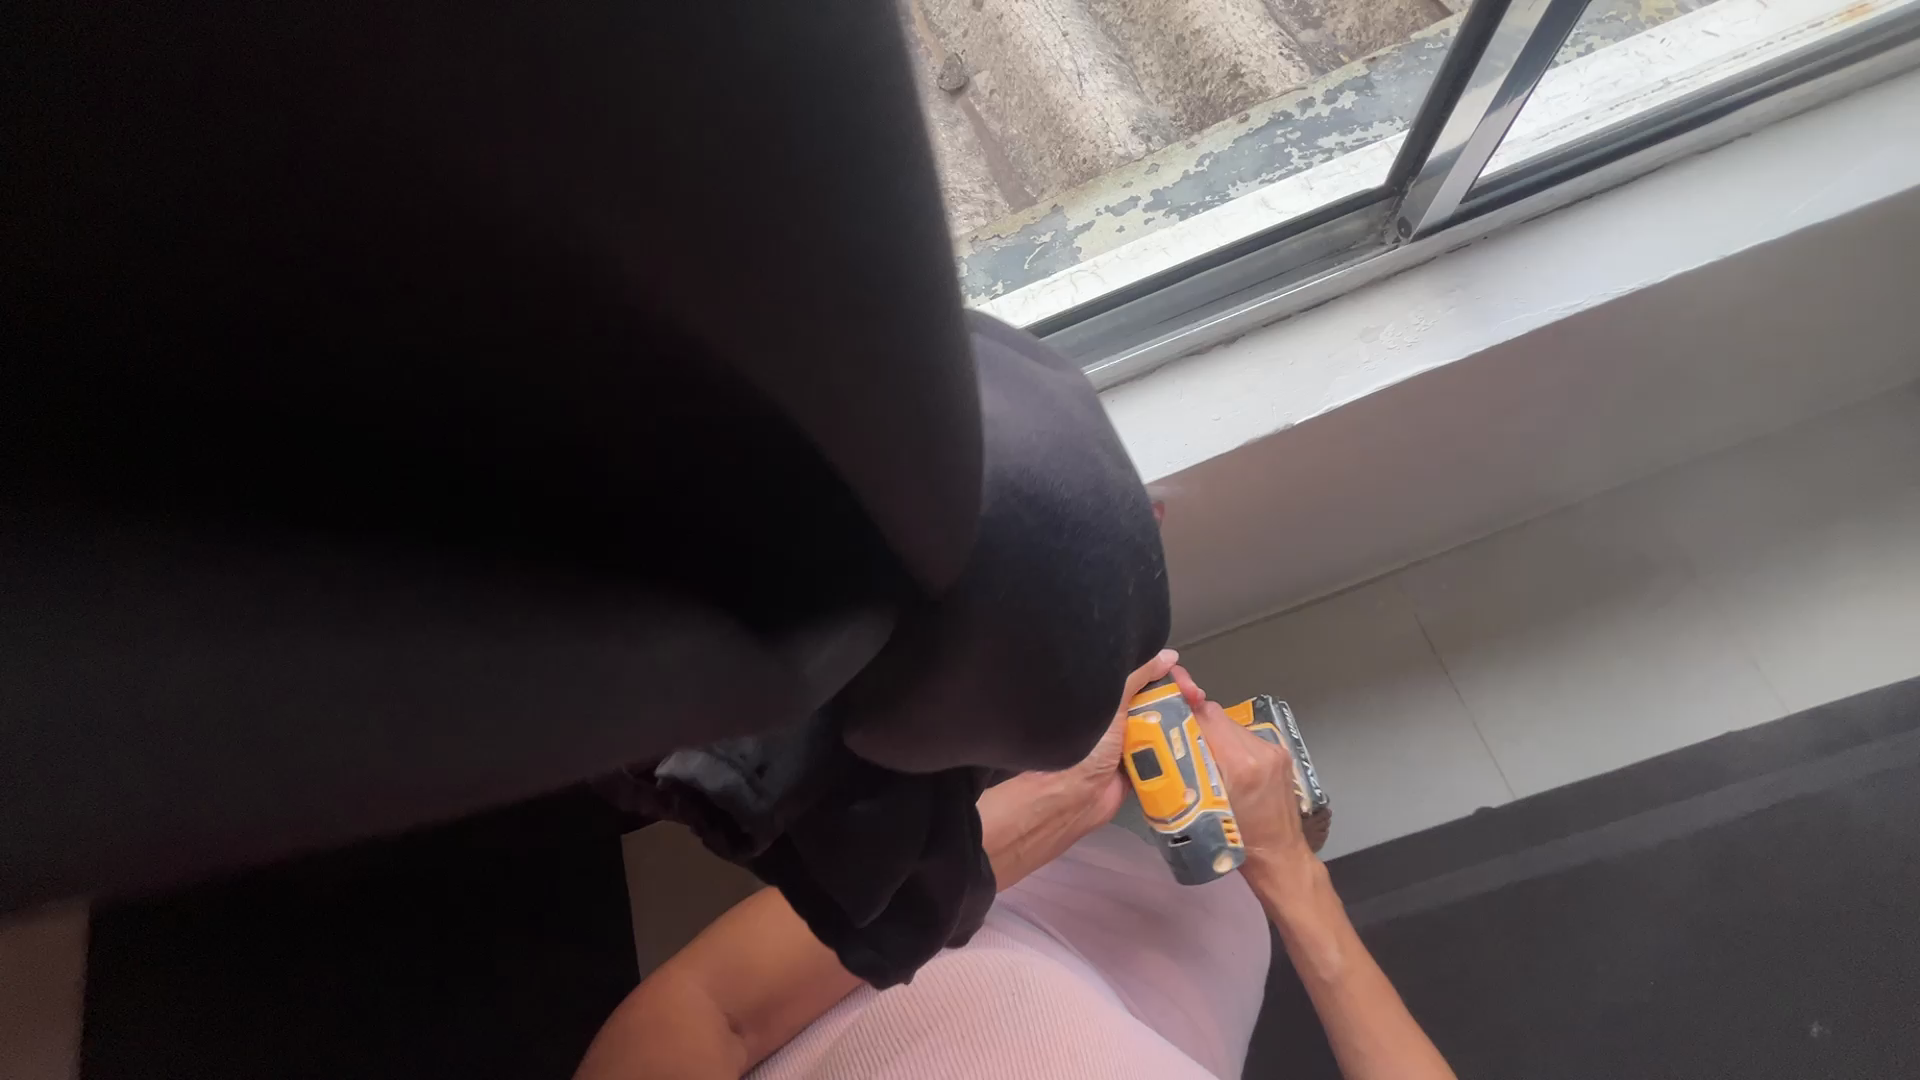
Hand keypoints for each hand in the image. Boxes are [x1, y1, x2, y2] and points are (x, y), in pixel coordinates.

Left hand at [976, 648, 1180, 888]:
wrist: (1074, 796)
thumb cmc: (1086, 745)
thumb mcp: (1111, 702)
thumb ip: (1136, 677)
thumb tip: (1167, 656)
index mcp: (1109, 697)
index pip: (1145, 679)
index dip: (1167, 676)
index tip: (1186, 681)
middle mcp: (1119, 718)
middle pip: (1159, 702)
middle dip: (1181, 698)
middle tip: (1198, 698)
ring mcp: (1130, 744)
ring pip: (1165, 728)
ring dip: (1184, 724)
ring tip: (1204, 718)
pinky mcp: (1139, 768)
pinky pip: (1164, 755)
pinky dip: (1179, 750)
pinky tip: (1198, 743)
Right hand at [1171, 665, 1321, 897]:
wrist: (1279, 855)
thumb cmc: (1236, 840)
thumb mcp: (1201, 805)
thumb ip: (1187, 768)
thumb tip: (1164, 740)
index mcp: (1240, 764)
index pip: (1206, 716)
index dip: (1184, 714)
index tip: (1167, 722)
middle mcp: (1260, 750)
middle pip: (1217, 715)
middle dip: (1196, 724)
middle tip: (1180, 740)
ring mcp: (1273, 749)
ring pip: (1230, 723)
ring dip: (1213, 733)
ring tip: (1203, 754)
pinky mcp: (1280, 752)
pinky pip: (1244, 735)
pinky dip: (1230, 742)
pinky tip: (1225, 761)